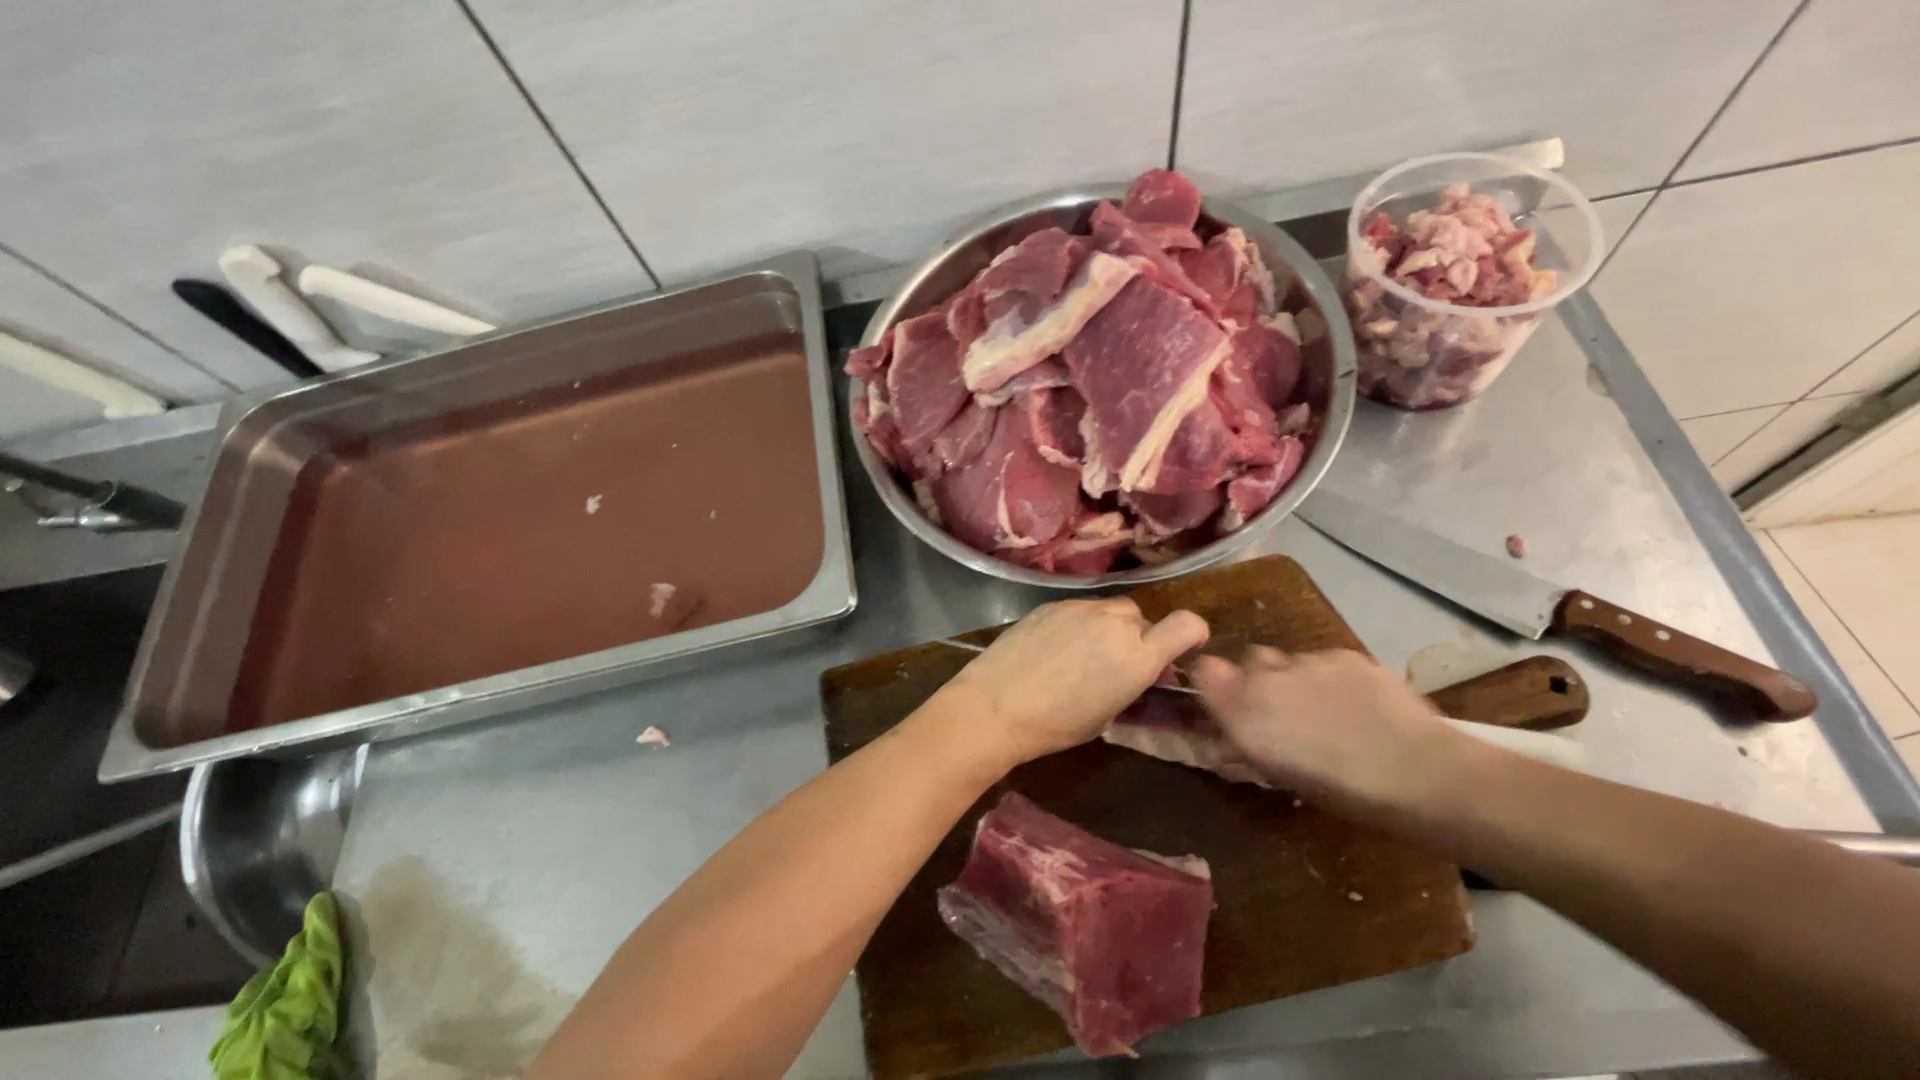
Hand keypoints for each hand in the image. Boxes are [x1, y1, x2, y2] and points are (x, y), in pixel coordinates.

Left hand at [935, 599, 1208, 768]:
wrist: (995, 706)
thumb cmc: (1054, 726)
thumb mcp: (1107, 714)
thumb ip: (1130, 682)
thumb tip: (1134, 669)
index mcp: (1138, 657)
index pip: (1187, 624)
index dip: (1190, 634)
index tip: (1179, 648)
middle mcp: (1116, 624)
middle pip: (1143, 618)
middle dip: (1137, 636)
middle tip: (1115, 661)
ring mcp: (1082, 608)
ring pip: (1110, 610)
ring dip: (1107, 627)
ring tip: (1082, 653)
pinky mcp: (1053, 604)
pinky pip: (1080, 609)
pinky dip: (1077, 623)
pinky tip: (1054, 647)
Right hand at [1190, 647, 1479, 820]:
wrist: (1415, 770)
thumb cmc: (1342, 791)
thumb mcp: (1282, 777)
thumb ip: (1247, 753)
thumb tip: (1226, 746)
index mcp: (1242, 713)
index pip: (1204, 672)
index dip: (1213, 683)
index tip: (1225, 703)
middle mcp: (1266, 678)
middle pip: (1248, 662)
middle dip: (1259, 681)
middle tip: (1282, 713)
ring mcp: (1307, 661)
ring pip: (1289, 661)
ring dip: (1297, 680)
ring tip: (1328, 711)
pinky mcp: (1345, 654)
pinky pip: (1324, 660)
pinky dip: (1331, 677)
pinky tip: (1356, 703)